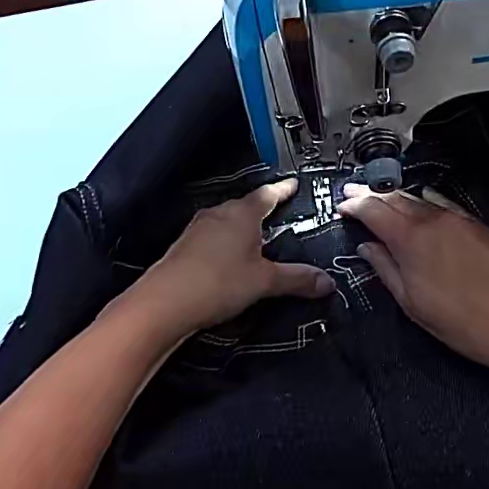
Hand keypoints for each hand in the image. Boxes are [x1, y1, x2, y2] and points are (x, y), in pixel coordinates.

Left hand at [122, 179, 333, 339]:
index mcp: (242, 213)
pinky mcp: (183, 248)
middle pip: (246, 206)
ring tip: (257, 241)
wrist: (161, 305)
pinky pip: (212, 238)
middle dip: (263, 210)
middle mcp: (219, 214)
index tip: (293, 184)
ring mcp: (197, 230)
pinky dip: (225, 244)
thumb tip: (327, 282)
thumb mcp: (265, 282)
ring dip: (242, 228)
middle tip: (280, 216)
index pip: (268, 194)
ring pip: (227, 222)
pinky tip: (229, 261)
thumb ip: (297, 279)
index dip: (283, 190)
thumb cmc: (218, 282)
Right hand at [338, 184, 488, 373]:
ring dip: (399, 198)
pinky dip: (427, 202)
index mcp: (410, 238)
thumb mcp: (413, 304)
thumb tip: (368, 248)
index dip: (355, 205)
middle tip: (355, 194)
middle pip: (396, 198)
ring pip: (421, 200)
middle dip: (372, 195)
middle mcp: (434, 219)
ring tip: (384, 199)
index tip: (342, 206)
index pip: (374, 210)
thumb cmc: (464, 322)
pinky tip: (425, 203)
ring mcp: (460, 219)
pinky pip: (445, 205)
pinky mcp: (480, 226)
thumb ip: (386, 270)